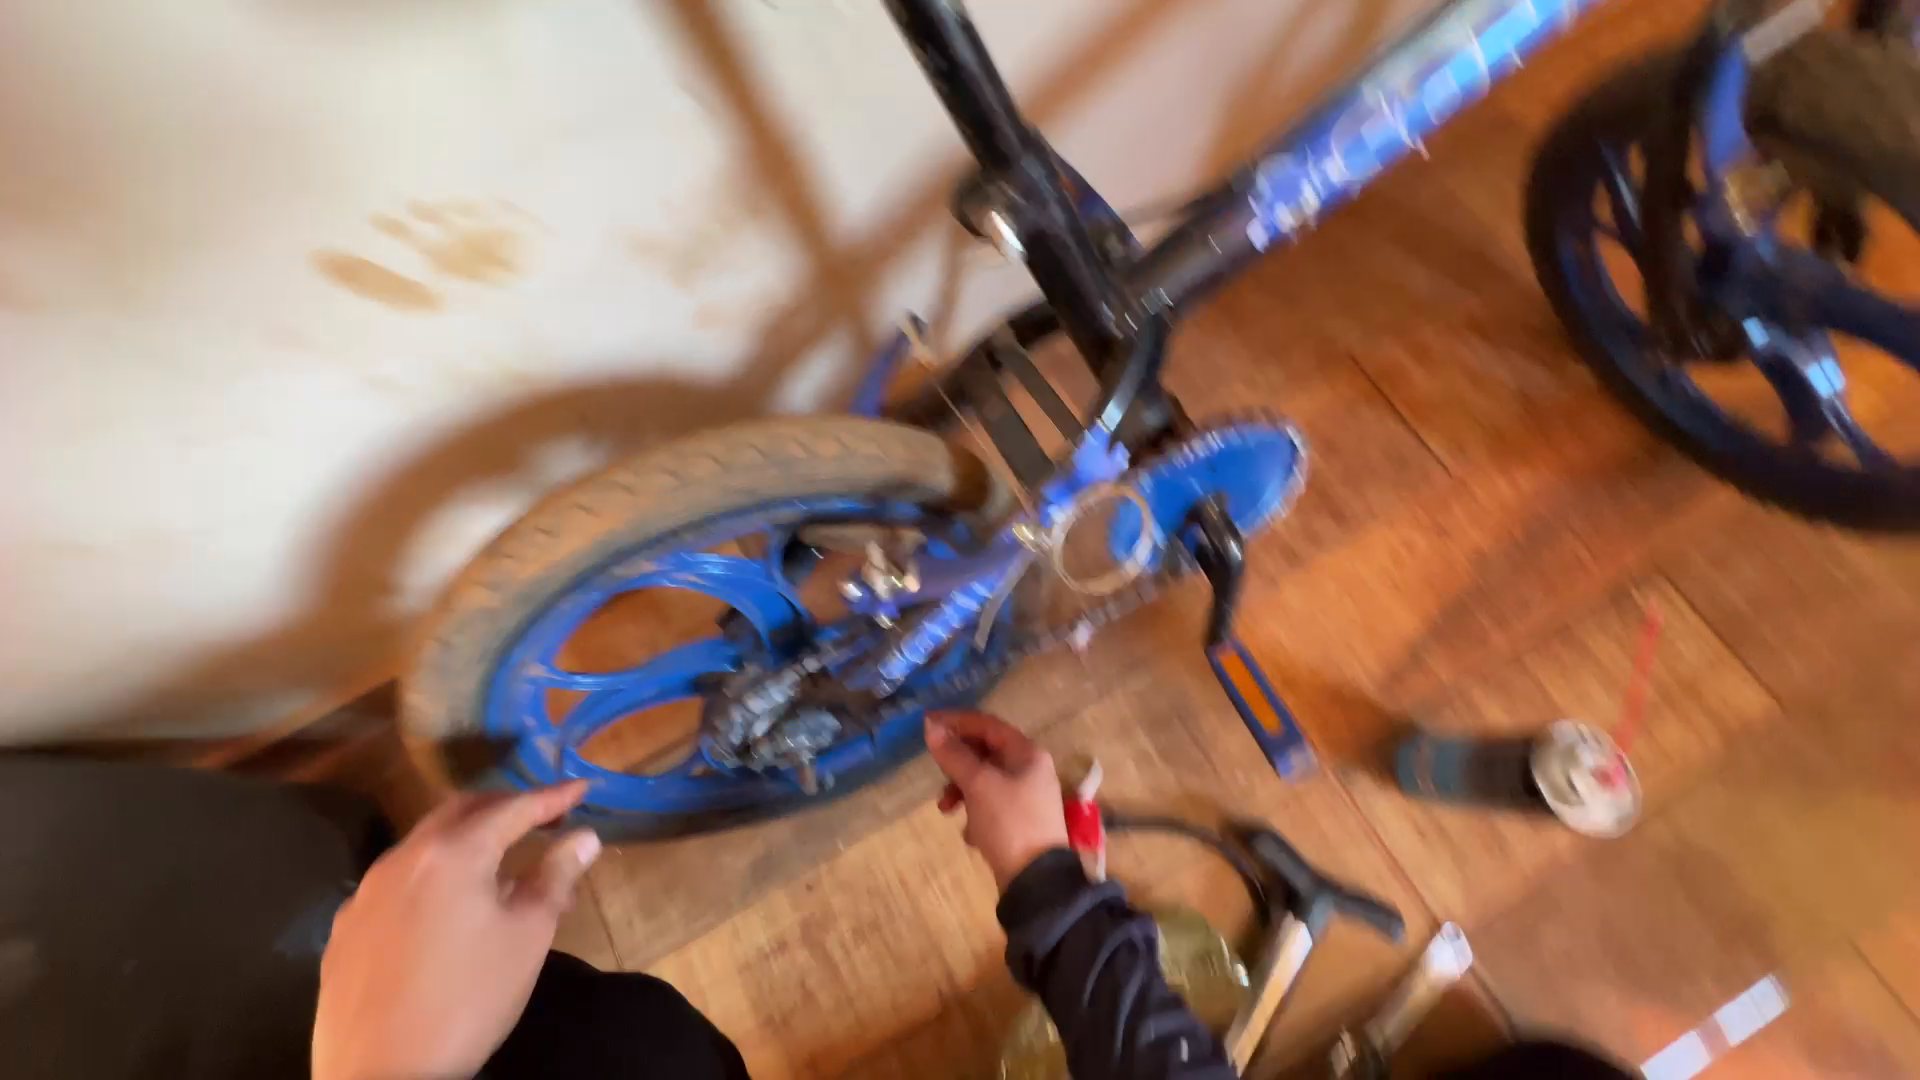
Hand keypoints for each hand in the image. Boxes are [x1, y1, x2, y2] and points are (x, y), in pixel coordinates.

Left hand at [312, 781, 602, 1079]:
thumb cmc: (469, 997)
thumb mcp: (529, 933)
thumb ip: (557, 874)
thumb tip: (584, 836)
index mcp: (453, 854)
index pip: (513, 808)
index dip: (553, 796)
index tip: (583, 787)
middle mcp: (404, 860)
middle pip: (462, 811)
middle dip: (507, 805)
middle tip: (544, 814)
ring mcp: (366, 895)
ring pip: (426, 843)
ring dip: (470, 838)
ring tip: (503, 862)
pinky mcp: (345, 931)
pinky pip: (399, 880)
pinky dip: (436, 872)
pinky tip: (451, 904)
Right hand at [924, 710, 1068, 888]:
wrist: (1036, 882)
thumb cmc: (1008, 822)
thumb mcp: (978, 784)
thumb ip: (954, 755)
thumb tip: (931, 726)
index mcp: (1027, 753)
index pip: (988, 724)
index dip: (957, 721)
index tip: (928, 723)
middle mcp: (1030, 770)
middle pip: (985, 752)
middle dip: (957, 763)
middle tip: (937, 773)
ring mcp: (1026, 797)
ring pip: (984, 780)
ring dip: (961, 790)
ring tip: (946, 809)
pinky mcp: (1019, 822)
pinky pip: (990, 805)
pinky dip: (974, 812)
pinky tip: (969, 833)